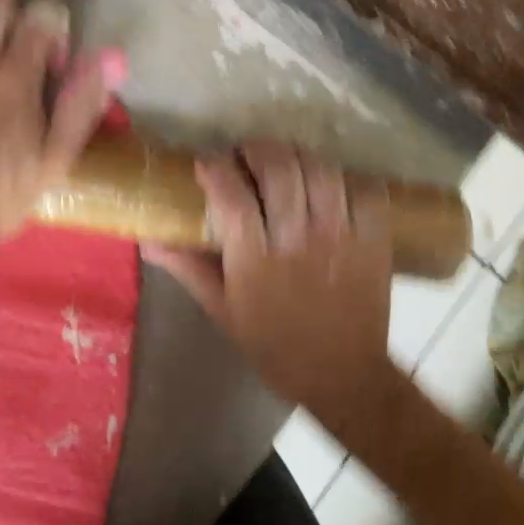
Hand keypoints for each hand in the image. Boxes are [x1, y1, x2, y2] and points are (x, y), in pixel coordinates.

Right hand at [145, 143, 397, 413]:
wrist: (342, 375)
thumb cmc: (273, 344)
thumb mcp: (221, 309)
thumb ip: (187, 267)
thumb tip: (148, 239)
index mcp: (256, 259)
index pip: (231, 194)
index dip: (215, 167)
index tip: (207, 163)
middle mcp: (298, 239)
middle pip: (279, 169)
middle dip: (256, 149)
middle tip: (245, 154)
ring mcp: (341, 236)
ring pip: (321, 170)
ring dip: (297, 156)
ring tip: (285, 163)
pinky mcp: (374, 239)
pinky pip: (365, 188)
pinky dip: (346, 177)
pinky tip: (329, 184)